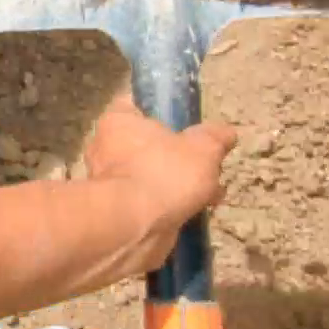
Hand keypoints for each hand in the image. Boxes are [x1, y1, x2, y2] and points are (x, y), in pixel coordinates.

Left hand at [84, 95, 237, 273]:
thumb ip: (214, 136)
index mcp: (117, 121)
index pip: (133, 104)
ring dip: (177, 183)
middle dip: (178, 155)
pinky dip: (168, 203)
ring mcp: (107, 178)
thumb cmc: (163, 172)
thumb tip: (224, 131)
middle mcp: (104, 146)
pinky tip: (195, 211)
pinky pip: (146, 198)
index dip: (158, 109)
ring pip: (149, 172)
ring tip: (210, 192)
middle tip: (206, 165)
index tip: (183, 120)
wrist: (134, 224)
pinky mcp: (115, 206)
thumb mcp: (202, 148)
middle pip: (146, 142)